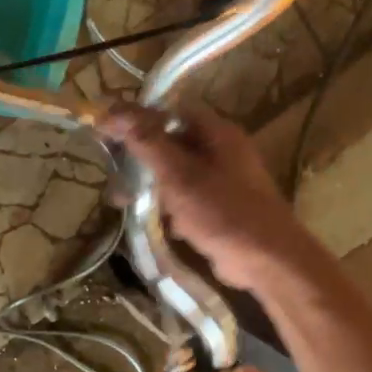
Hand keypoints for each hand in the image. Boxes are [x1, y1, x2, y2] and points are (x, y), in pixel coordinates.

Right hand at [100, 103, 324, 291]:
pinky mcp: (218, 205)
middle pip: (168, 141)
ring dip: (145, 183)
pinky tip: (152, 219)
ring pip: (172, 171)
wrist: (267, 261)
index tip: (103, 132)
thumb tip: (112, 111)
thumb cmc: (223, 212)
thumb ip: (146, 142)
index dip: (134, 117)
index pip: (168, 111)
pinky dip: (163, 204)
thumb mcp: (178, 174)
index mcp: (217, 133)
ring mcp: (221, 179)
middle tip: (111, 172)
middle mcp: (221, 150)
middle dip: (136, 157)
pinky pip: (182, 195)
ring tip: (122, 201)